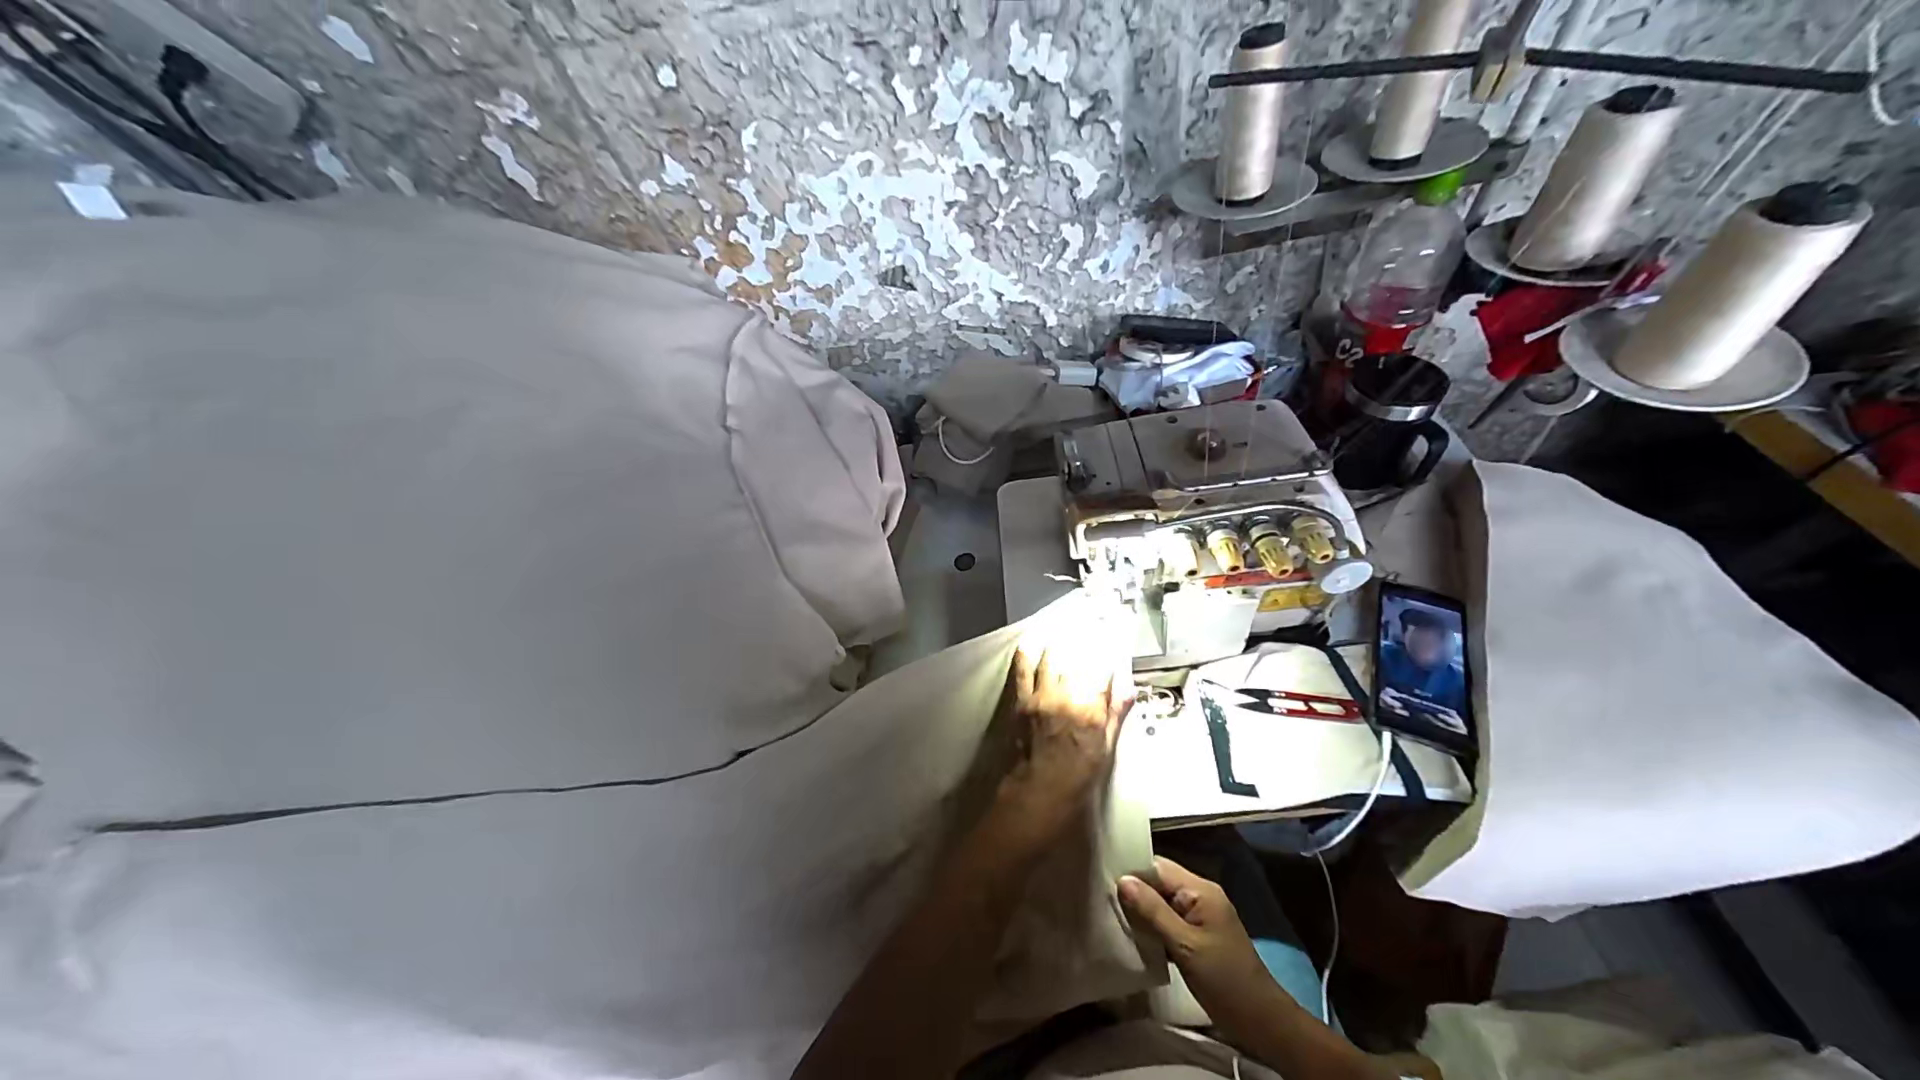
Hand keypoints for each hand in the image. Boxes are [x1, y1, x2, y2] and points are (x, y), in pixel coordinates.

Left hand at [992, 642, 1133, 844]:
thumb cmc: (1077, 775)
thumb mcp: (1107, 747)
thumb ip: (1116, 712)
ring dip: (1059, 643)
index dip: (1108, 651)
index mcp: (1092, 712)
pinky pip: (1023, 672)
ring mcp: (1042, 698)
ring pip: (1051, 660)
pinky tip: (1029, 644)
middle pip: (1077, 660)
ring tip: (1064, 629)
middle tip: (1089, 627)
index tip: (1112, 637)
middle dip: (1085, 642)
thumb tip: (1127, 685)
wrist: (1038, 790)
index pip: (1103, 671)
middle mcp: (1067, 699)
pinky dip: (1025, 656)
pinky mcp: (1022, 701)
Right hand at [1117, 857, 1273, 1012]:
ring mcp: (1199, 916)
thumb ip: (1153, 911)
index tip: (1103, 880)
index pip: (1158, 866)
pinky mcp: (1196, 935)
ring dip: (1141, 910)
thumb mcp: (1185, 945)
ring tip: (1113, 917)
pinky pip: (1167, 920)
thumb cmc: (1224, 980)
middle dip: (1134, 891)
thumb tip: (1122, 880)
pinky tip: (1134, 936)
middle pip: (1159, 882)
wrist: (1260, 1020)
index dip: (1132, 871)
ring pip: (1161, 902)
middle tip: (1104, 901)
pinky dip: (1152, 926)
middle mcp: (1200, 896)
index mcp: (1200, 890)